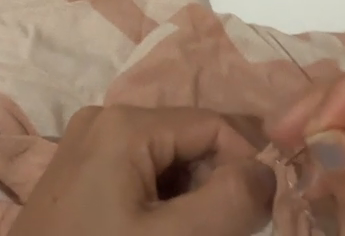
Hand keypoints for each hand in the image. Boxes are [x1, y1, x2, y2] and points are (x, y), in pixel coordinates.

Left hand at [11, 105, 276, 235]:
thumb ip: (229, 202)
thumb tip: (267, 171)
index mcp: (125, 123)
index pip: (212, 125)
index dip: (246, 166)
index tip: (265, 216)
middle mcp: (103, 120)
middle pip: (187, 142)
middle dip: (215, 187)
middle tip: (226, 233)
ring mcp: (85, 149)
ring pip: (165, 164)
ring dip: (191, 201)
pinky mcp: (77, 179)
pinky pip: (137, 178)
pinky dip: (162, 207)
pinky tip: (161, 235)